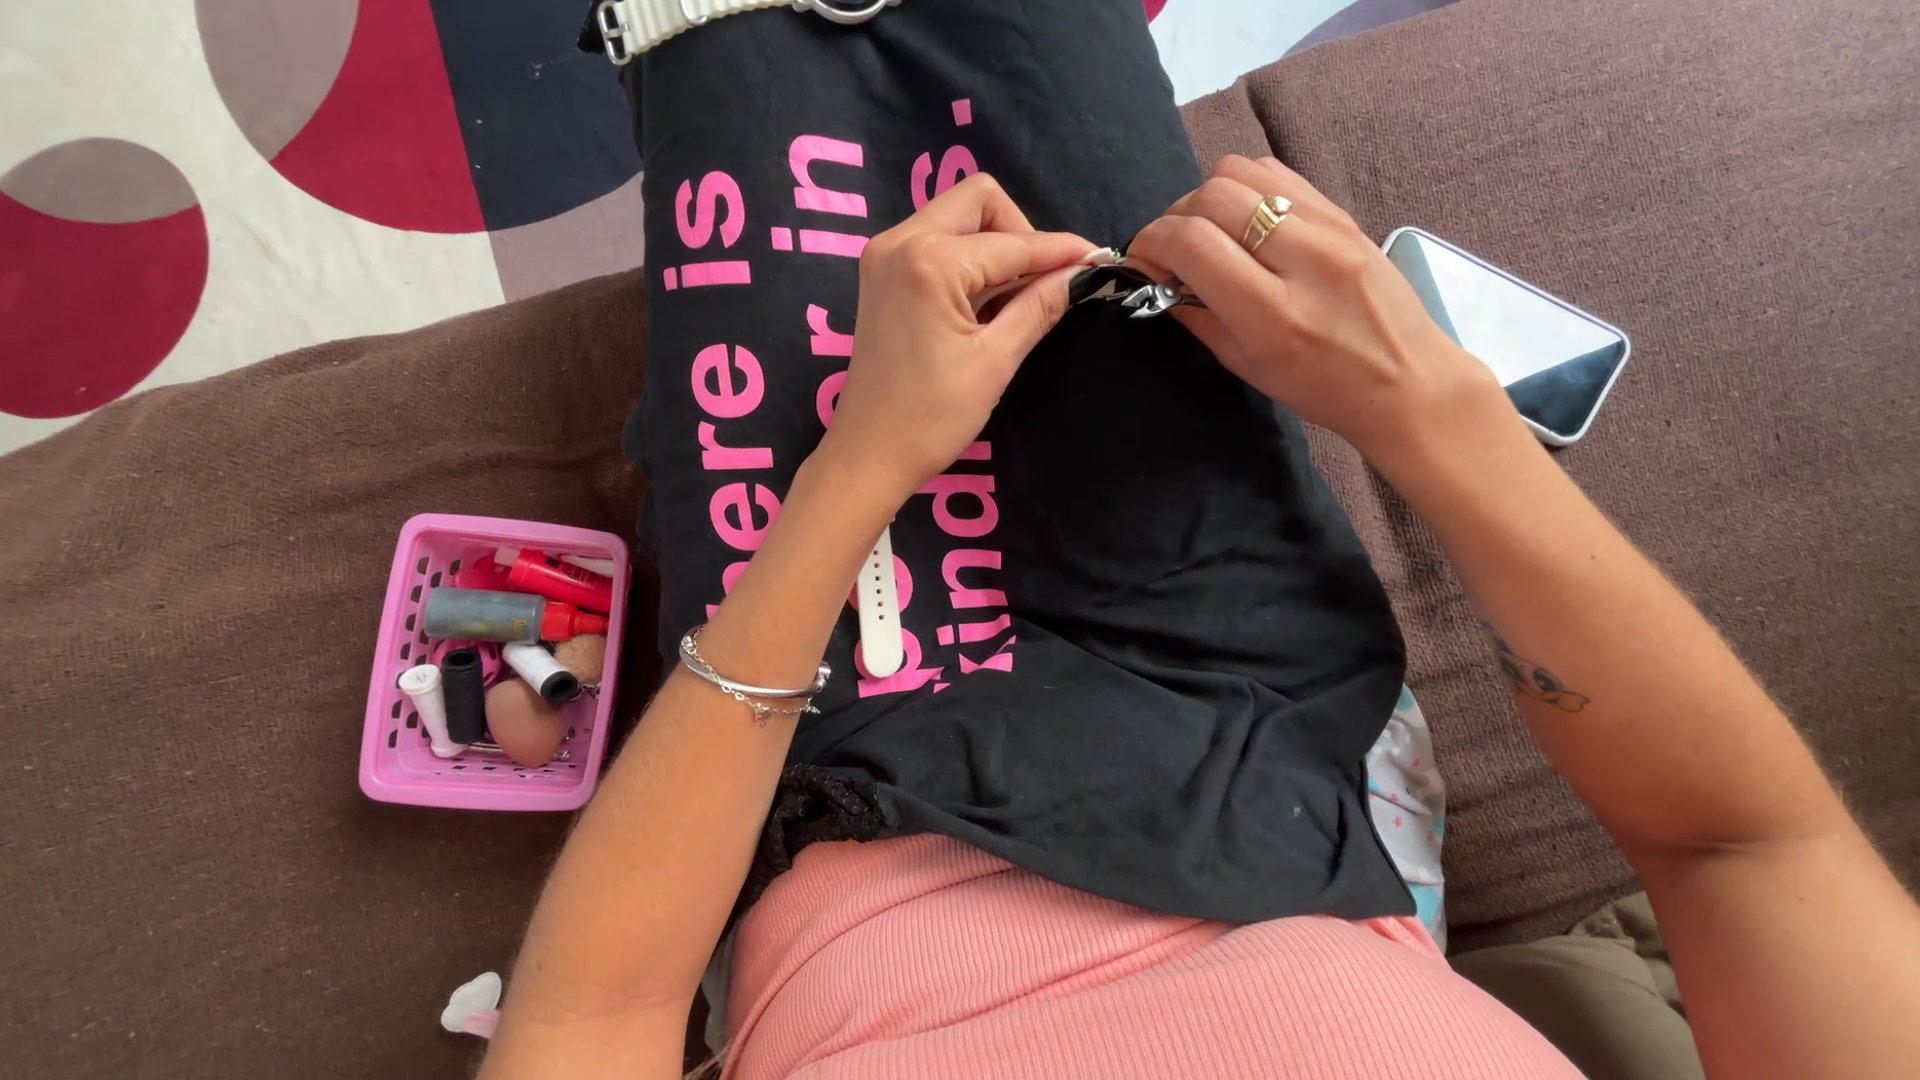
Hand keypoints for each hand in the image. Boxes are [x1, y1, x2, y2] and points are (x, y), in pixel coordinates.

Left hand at [814, 174, 1092, 506]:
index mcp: (929, 260)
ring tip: (1017, 296)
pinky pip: (935, 242)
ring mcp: (884, 256)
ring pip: (956, 217)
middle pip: (978, 202)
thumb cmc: (932, 418)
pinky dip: (967, 259)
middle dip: (1020, 234)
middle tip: (1042, 282)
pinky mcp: (881, 275)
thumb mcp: (995, 361)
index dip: (1059, 251)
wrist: (869, 453)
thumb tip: (1080, 274)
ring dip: (994, 245)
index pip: (1012, 242)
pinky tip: (987, 299)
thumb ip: (1039, 306)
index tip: (1098, 259)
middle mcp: (900, 241)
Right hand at [1130, 155, 1508, 465]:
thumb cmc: (1319, 388)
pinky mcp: (1343, 211)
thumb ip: (1197, 316)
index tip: (1144, 262)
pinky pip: (1277, 173)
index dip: (1152, 242)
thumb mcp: (1245, 365)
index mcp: (1271, 313)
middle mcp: (1302, 258)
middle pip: (1211, 196)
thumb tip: (1157, 278)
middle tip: (1173, 252)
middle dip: (1174, 219)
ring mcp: (1329, 227)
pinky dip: (1243, 189)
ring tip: (1209, 233)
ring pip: (1241, 172)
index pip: (1192, 243)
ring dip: (1207, 198)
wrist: (1407, 380)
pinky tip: (1243, 222)